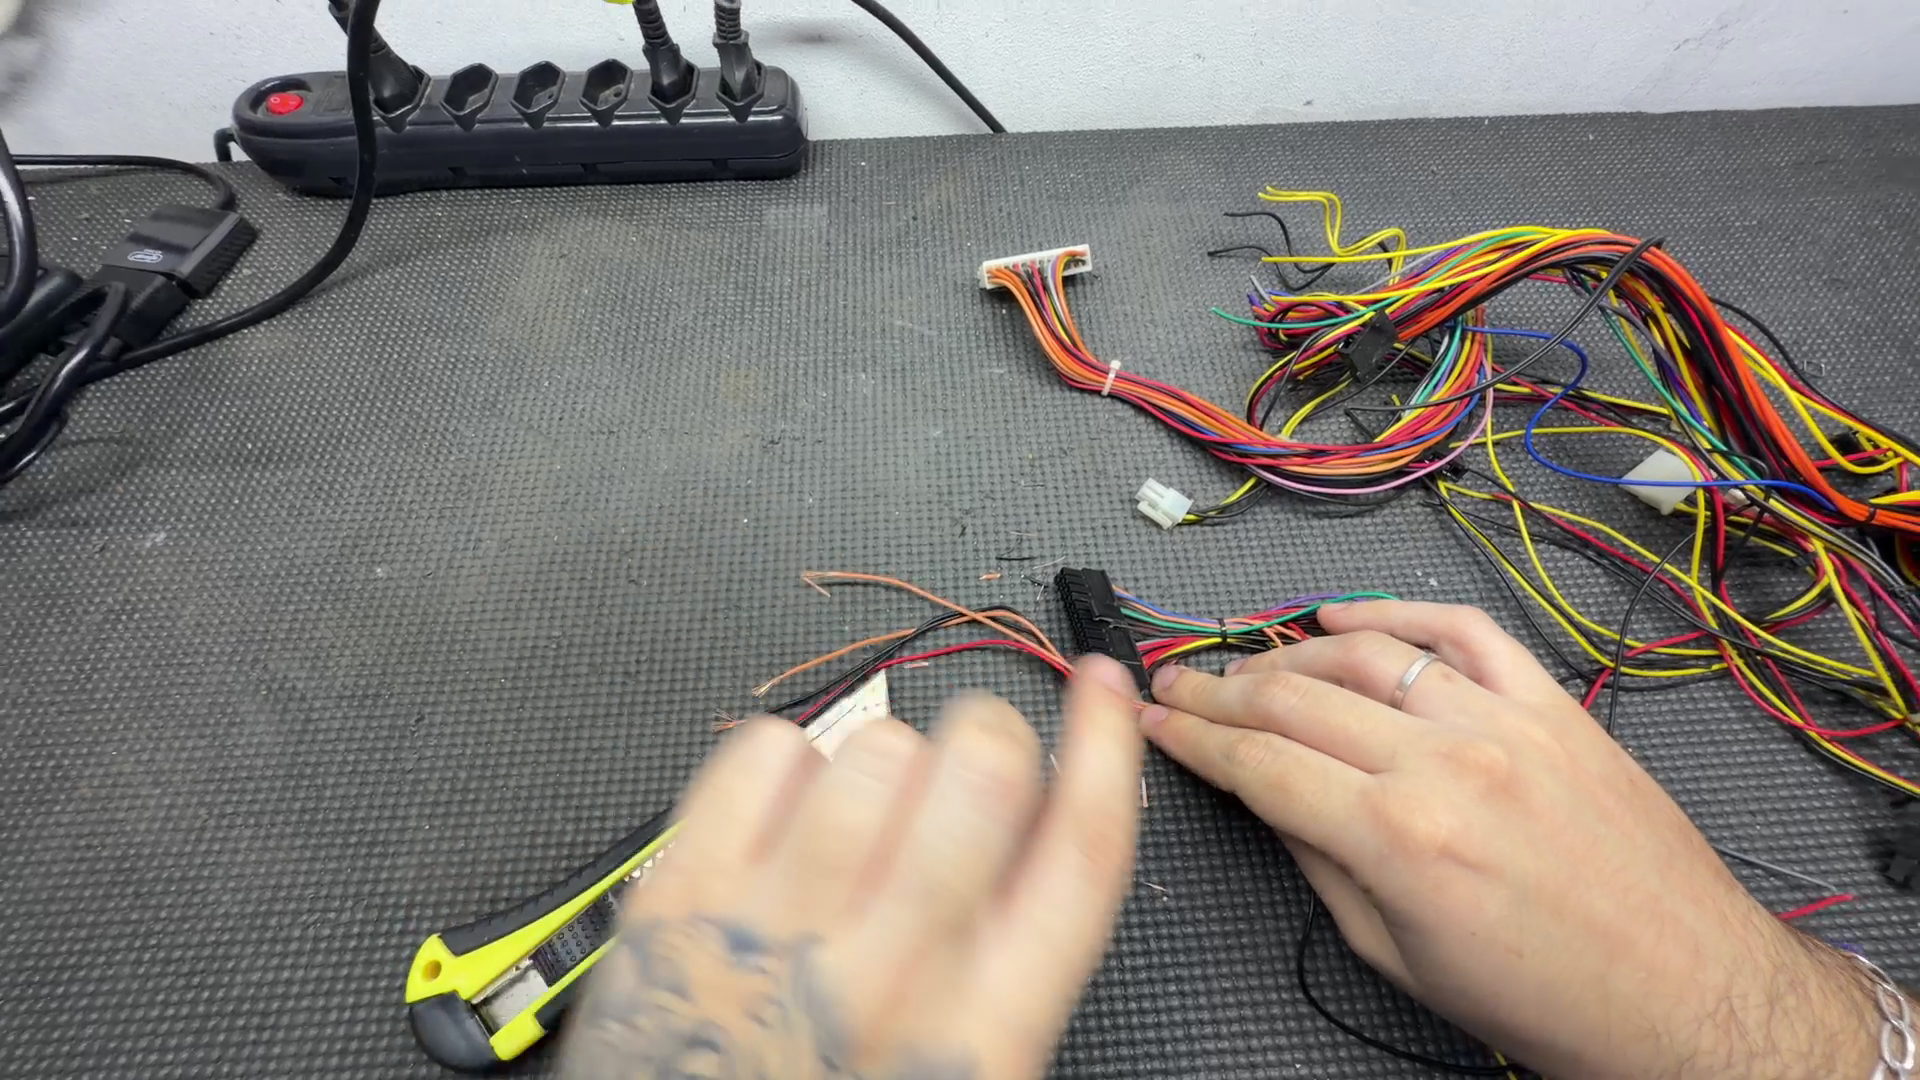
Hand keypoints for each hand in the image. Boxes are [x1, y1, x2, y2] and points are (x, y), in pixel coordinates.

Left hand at [561, 657, 1143, 1079]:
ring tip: (857, 823)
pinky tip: (784, 816)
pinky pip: (769, 749)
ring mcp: (780, 927)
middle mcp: (888, 972)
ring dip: (882, 760)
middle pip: (985, 771)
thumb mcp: (967, 1061)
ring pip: (878, 749)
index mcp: (981, 1028)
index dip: (1105, 748)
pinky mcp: (686, 893)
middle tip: (967, 751)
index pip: (1082, 853)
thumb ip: (1015, 944)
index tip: (1100, 689)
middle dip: (987, 732)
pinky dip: (787, 756)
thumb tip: (1041, 811)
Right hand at [1141, 600, 1890, 1079]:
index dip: (1189, 736)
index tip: (1152, 718)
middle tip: (1176, 681)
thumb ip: (1311, 854)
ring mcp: (1501, 722)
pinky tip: (1340, 615)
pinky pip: (1461, 630)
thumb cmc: (1539, 999)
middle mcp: (1444, 763)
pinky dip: (1393, 611)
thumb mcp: (1389, 952)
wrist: (1697, 1003)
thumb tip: (1257, 786)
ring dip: (1286, 653)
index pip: (1255, 761)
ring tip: (1248, 665)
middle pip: (1292, 697)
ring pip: (1362, 653)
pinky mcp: (1548, 706)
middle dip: (1214, 688)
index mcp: (1398, 837)